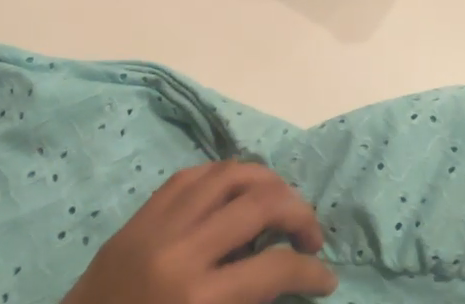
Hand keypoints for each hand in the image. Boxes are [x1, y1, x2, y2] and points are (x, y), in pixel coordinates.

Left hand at [61, 161, 336, 303]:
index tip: (326, 278)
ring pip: (229, 173)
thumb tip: (286, 276)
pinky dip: (223, 176)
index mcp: (197, 298)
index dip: (311, 271)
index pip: (275, 268)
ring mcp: (156, 226)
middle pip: (261, 202)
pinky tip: (236, 192)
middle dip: (299, 213)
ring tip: (280, 203)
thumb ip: (244, 303)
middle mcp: (181, 250)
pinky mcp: (138, 217)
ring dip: (267, 182)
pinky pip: (191, 175)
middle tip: (309, 235)